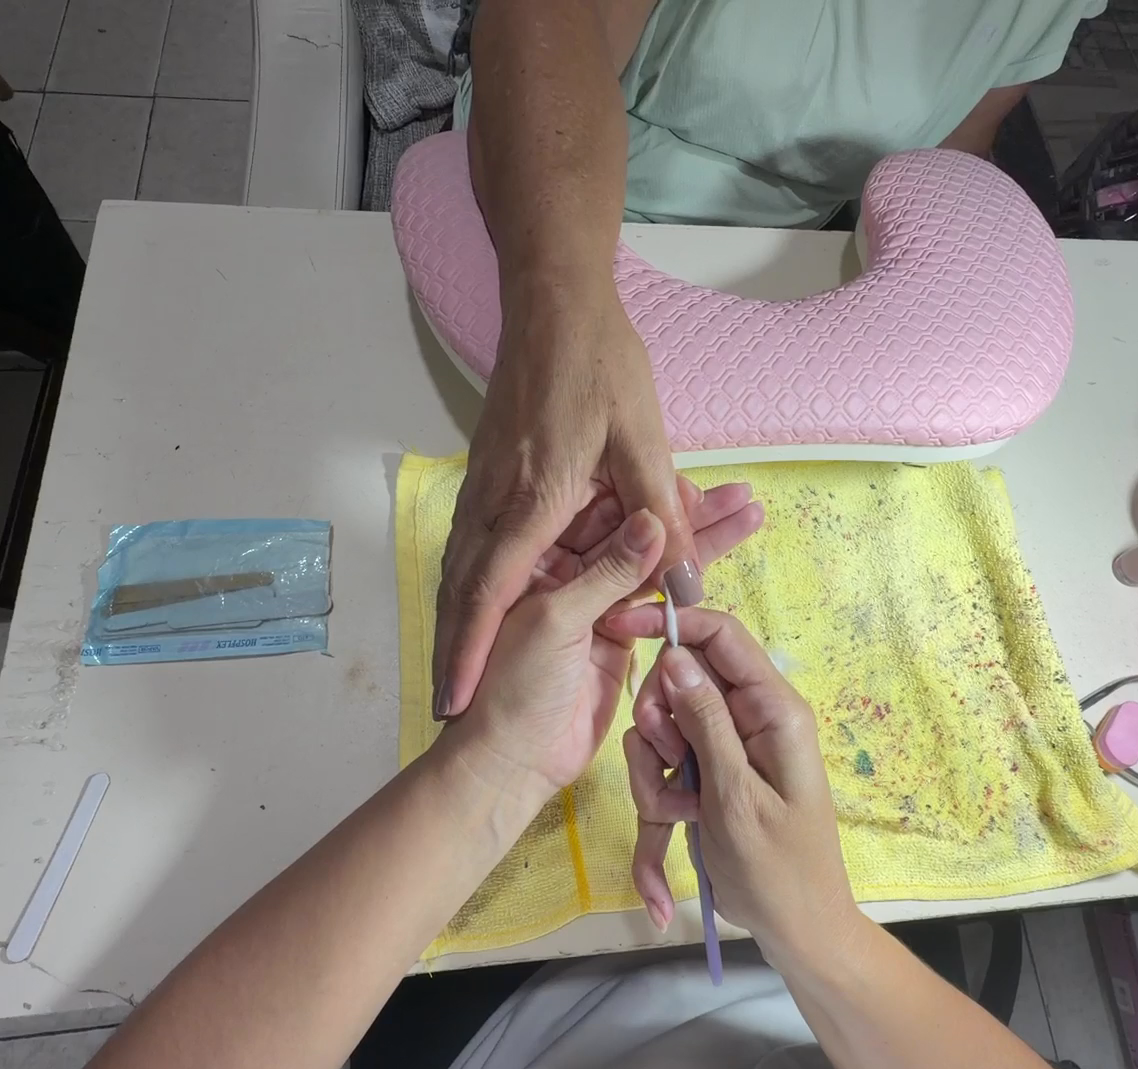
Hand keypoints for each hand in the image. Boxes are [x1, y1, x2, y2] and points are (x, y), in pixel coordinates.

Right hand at [434, 301, 699, 718]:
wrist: (552, 302)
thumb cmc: (600, 366)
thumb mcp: (644, 440)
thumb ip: (664, 515)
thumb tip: (686, 583)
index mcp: (533, 497)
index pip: (493, 590)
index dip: (471, 648)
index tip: (457, 696)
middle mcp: (493, 499)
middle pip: (462, 587)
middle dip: (453, 647)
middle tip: (451, 697)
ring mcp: (481, 483)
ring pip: (462, 564)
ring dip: (459, 616)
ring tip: (457, 662)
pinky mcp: (483, 470)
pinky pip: (472, 538)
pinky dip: (470, 577)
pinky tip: (480, 596)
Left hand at [450, 484, 764, 800]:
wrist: (514, 757)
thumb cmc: (516, 684)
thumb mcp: (557, 618)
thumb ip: (608, 572)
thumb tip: (656, 520)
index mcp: (544, 555)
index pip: (609, 515)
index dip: (657, 501)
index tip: (706, 488)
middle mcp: (574, 571)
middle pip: (639, 537)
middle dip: (692, 518)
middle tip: (744, 498)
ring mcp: (599, 604)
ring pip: (654, 566)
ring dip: (699, 545)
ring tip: (748, 517)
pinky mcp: (620, 637)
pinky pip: (659, 605)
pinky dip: (688, 586)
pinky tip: (721, 564)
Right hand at [604, 606, 854, 956]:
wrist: (796, 931)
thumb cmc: (777, 869)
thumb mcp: (735, 795)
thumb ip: (705, 720)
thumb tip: (674, 655)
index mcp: (772, 709)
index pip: (721, 635)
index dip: (672, 621)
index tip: (620, 623)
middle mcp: (749, 717)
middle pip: (679, 681)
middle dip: (659, 723)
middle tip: (669, 767)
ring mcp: (726, 747)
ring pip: (663, 727)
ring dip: (654, 773)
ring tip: (680, 815)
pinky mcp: (707, 774)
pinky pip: (663, 767)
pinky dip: (657, 801)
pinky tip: (665, 848)